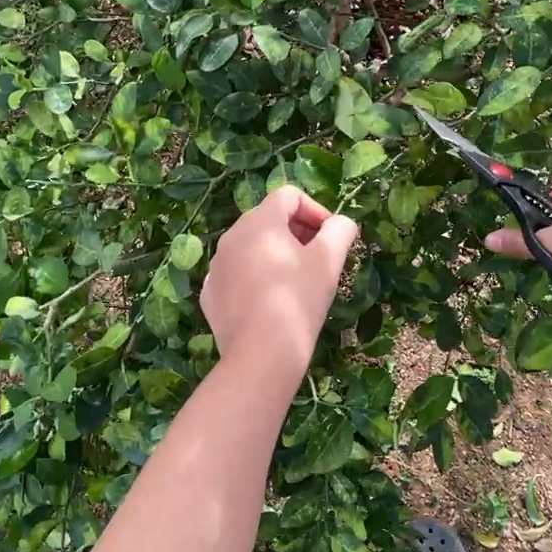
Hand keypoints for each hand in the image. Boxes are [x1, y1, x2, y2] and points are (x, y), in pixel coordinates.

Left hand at [201, 185, 359, 381]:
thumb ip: (339, 231)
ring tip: (297, 283)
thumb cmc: (299, 300)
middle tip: (319, 260)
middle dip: (297, 232)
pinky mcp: (211, 294)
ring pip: (251, 247)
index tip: (331, 238)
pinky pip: (237, 274)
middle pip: (268, 219)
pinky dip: (256, 278)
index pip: (289, 196)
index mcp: (259, 222)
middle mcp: (231, 236)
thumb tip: (341, 223)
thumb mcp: (329, 262)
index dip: (316, 211)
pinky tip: (271, 303)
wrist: (262, 355)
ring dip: (276, 255)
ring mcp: (217, 266)